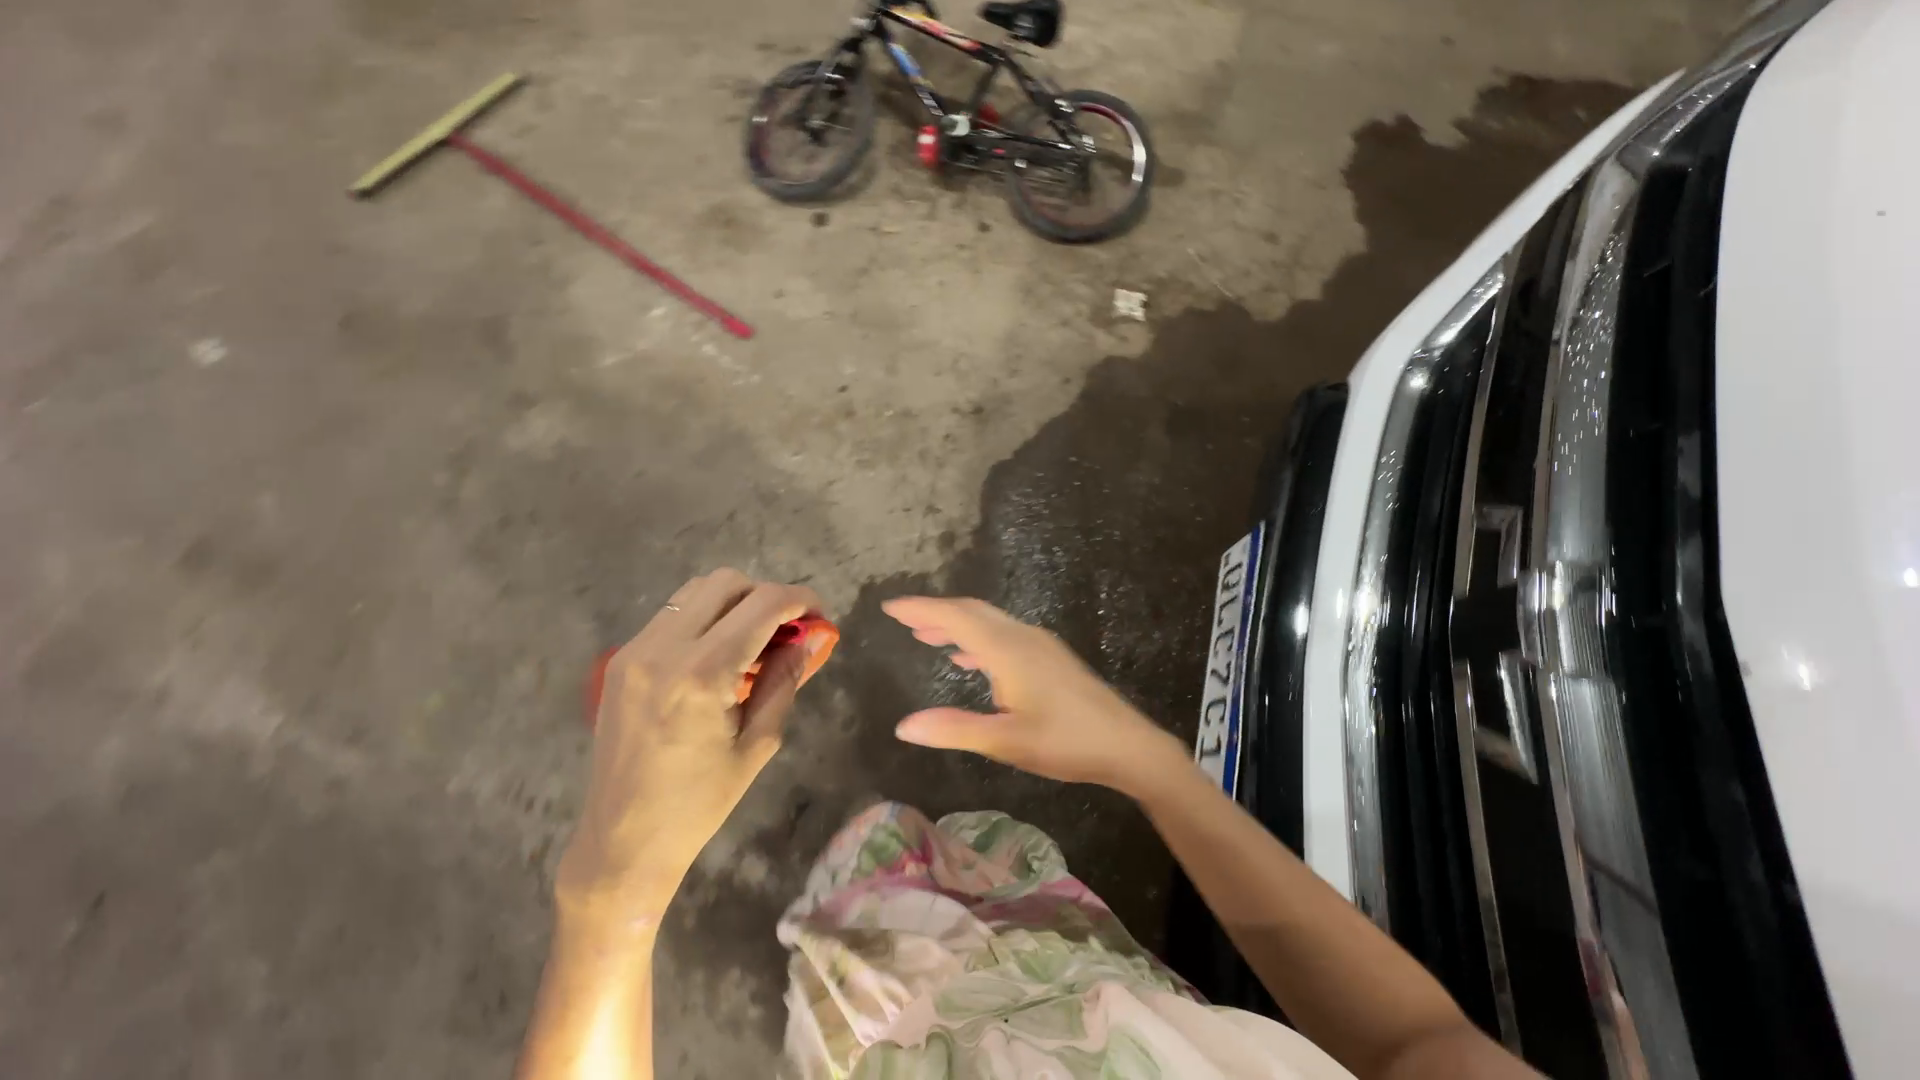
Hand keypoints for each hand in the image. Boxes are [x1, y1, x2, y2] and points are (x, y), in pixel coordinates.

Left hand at [556, 570, 823, 926]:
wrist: (623, 837)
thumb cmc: (700, 802)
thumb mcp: (757, 744)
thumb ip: (784, 681)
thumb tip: (811, 638)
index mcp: (703, 674)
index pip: (762, 604)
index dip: (800, 600)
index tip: (819, 615)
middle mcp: (664, 648)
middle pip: (726, 582)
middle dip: (766, 595)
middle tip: (787, 630)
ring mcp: (636, 650)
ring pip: (695, 591)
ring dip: (733, 602)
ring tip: (753, 641)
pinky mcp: (622, 660)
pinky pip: (672, 615)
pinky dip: (704, 619)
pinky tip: (718, 655)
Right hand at [883, 596, 1190, 797]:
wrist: (1127, 745)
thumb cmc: (1065, 742)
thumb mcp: (1005, 741)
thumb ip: (953, 729)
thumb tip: (903, 725)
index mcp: (1007, 649)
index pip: (955, 617)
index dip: (920, 609)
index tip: (890, 606)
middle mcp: (1022, 637)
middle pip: (973, 612)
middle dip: (936, 612)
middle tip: (903, 617)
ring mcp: (1040, 646)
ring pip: (990, 623)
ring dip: (957, 625)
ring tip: (927, 635)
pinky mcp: (1051, 659)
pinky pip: (1004, 636)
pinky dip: (978, 639)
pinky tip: (969, 660)